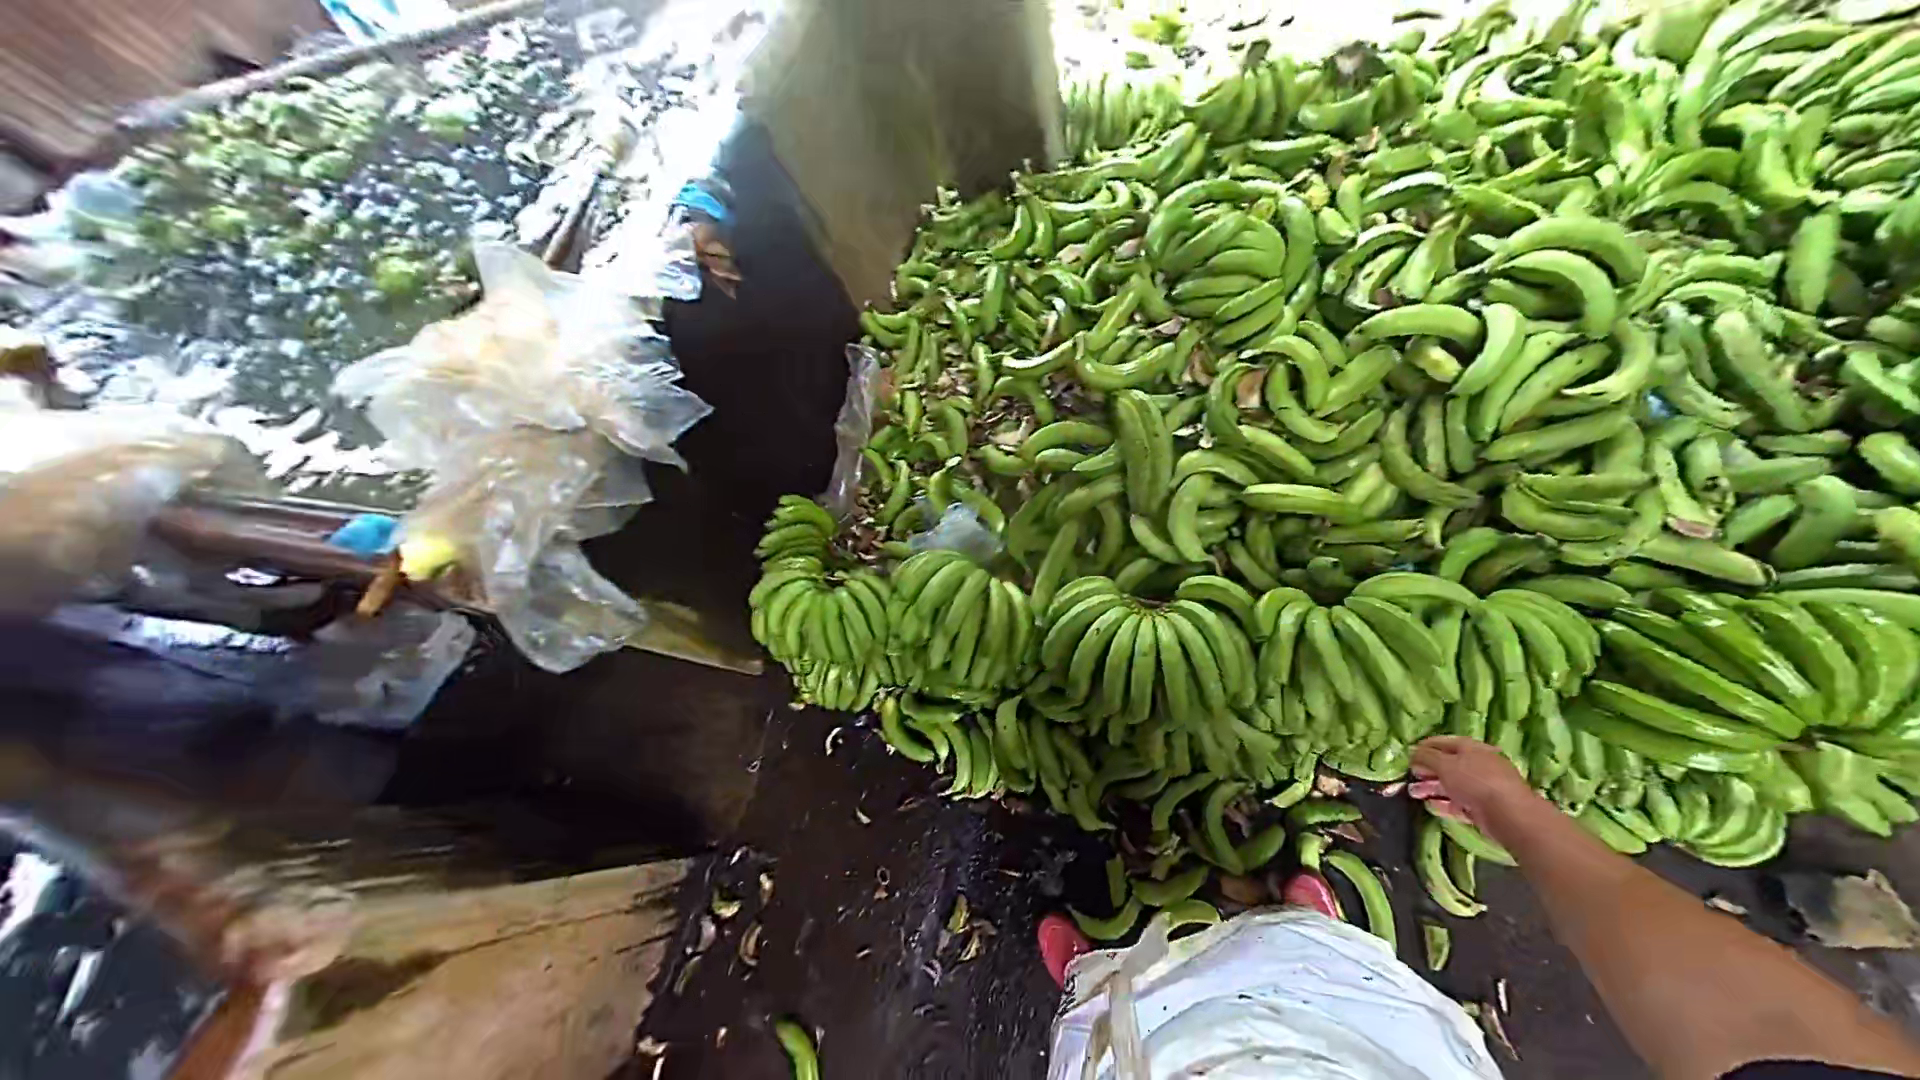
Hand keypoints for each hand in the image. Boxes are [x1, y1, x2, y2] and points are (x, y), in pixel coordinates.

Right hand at [1409, 736, 1533, 828]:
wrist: (1511, 815)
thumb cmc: (1475, 781)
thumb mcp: (1444, 763)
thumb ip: (1425, 756)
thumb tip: (1412, 753)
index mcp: (1472, 749)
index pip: (1443, 742)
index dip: (1424, 747)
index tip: (1408, 754)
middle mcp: (1479, 765)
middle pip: (1448, 765)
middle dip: (1426, 770)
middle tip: (1410, 775)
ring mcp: (1483, 788)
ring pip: (1452, 785)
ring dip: (1431, 788)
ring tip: (1413, 793)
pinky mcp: (1485, 808)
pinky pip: (1460, 803)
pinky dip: (1444, 804)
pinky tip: (1430, 806)